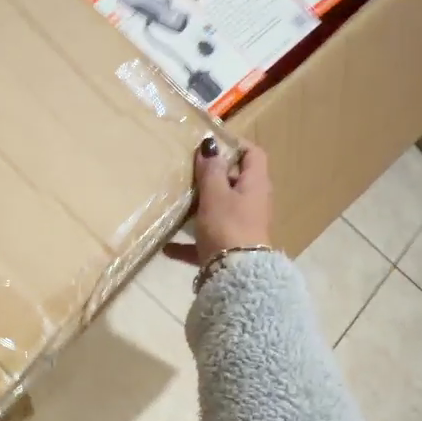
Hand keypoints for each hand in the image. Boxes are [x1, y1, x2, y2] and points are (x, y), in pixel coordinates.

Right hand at [165, 138, 272, 265]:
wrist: (236, 275)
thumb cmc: (227, 226)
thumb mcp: (215, 194)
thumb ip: (211, 170)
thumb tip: (210, 145)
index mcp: (255, 185)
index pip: (253, 155)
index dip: (235, 146)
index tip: (210, 145)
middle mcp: (252, 204)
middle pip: (235, 183)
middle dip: (212, 178)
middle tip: (187, 173)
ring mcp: (241, 228)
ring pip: (220, 212)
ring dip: (200, 210)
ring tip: (177, 206)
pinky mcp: (229, 250)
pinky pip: (206, 242)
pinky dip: (188, 243)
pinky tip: (167, 247)